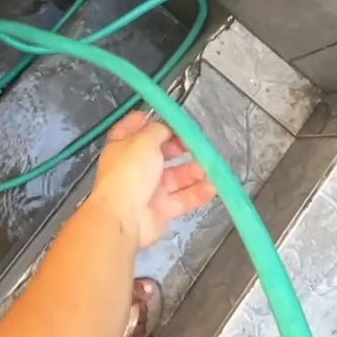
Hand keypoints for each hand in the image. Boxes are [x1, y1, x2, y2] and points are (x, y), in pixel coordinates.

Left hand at [88, 111, 216, 249]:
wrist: (123, 217)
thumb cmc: (130, 171)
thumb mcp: (143, 141)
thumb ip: (158, 131)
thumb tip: (166, 128)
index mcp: (124, 146)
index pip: (135, 128)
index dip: (152, 121)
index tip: (171, 119)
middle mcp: (136, 166)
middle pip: (160, 152)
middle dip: (179, 147)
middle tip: (197, 144)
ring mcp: (149, 188)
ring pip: (175, 176)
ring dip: (194, 170)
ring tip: (209, 168)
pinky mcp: (161, 209)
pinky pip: (182, 198)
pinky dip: (197, 193)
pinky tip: (212, 187)